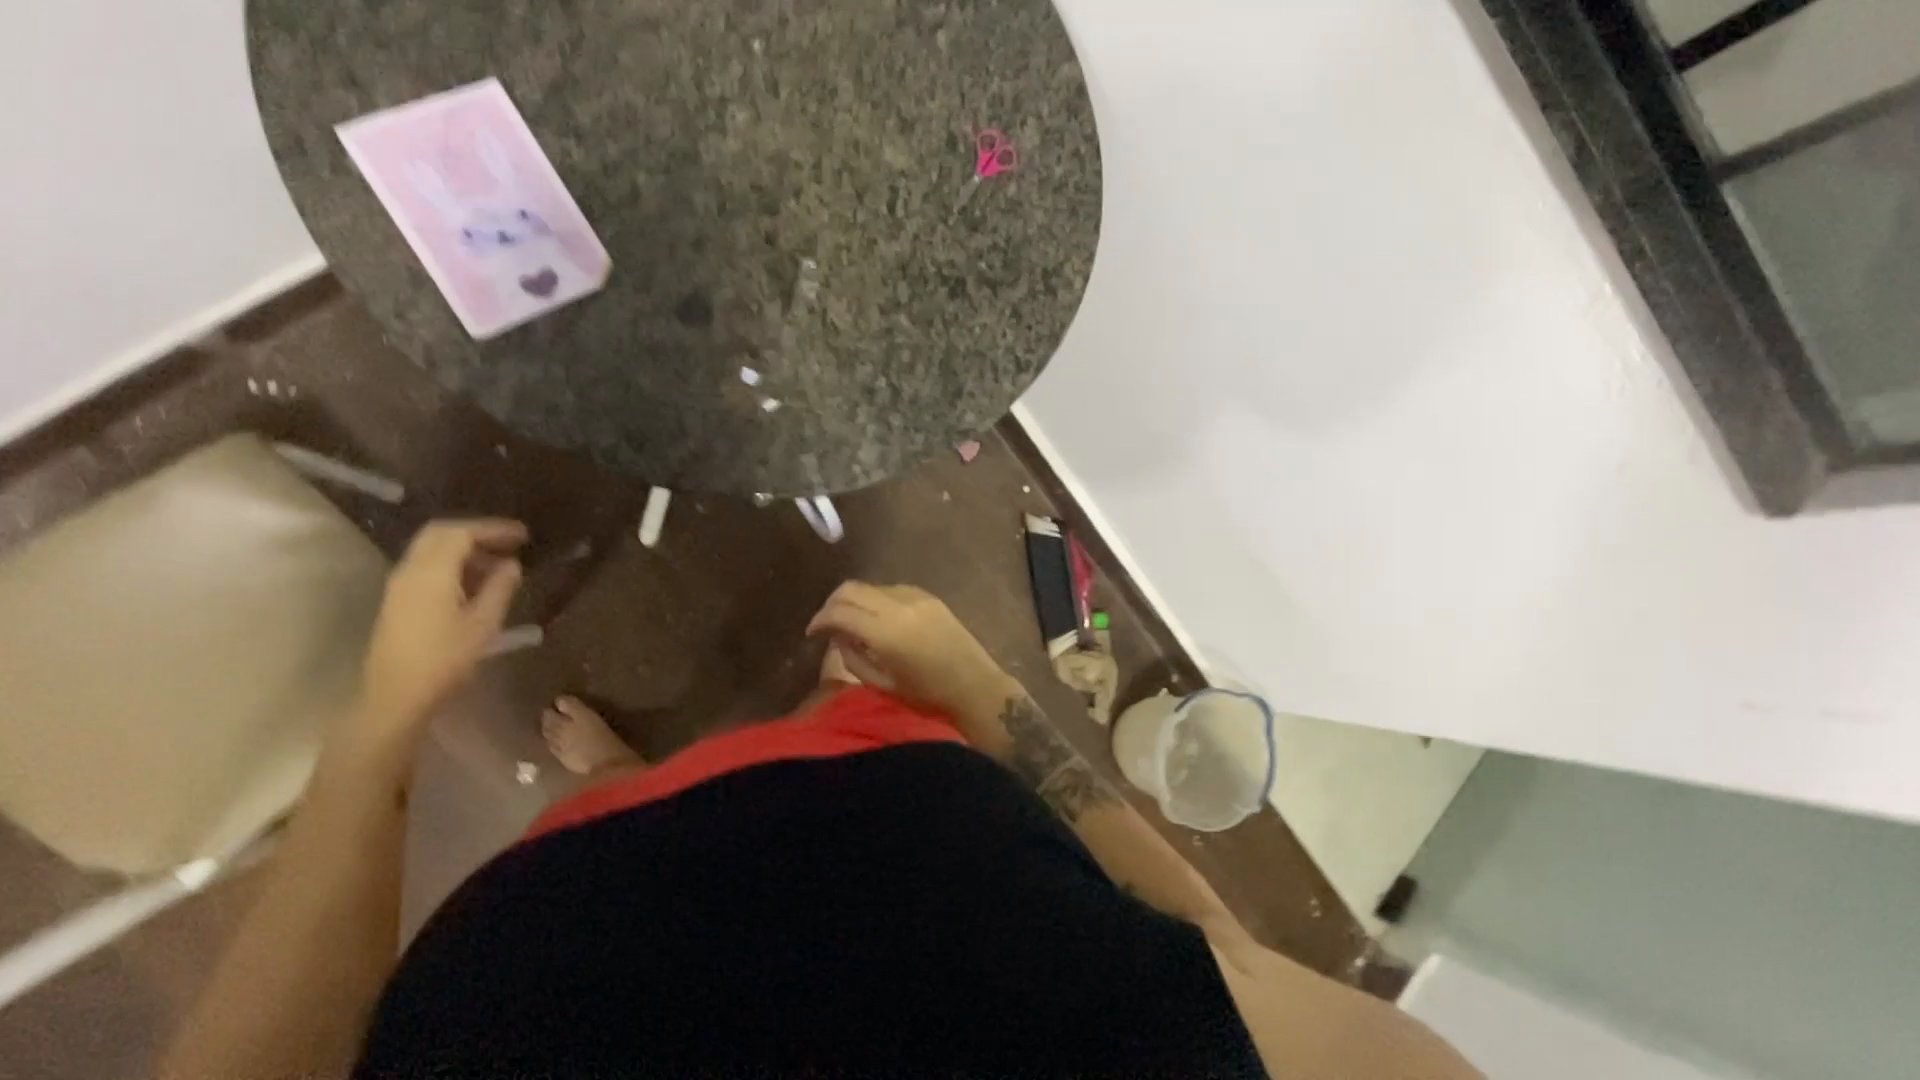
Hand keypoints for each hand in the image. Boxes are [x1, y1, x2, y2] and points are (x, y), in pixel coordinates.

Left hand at [359, 518, 527, 729]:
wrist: (395, 696)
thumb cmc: (444, 660)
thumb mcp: (483, 624)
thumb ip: (499, 588)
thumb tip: (511, 565)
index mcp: (432, 572)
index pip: (462, 533)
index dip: (494, 529)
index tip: (523, 535)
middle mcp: (410, 570)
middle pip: (441, 534)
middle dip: (476, 533)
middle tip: (508, 544)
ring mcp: (399, 586)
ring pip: (431, 550)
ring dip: (464, 551)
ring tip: (497, 568)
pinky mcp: (397, 601)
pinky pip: (425, 567)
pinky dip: (451, 565)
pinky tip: (473, 585)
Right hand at [805, 582, 1020, 734]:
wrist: (974, 687)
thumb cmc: (927, 695)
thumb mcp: (882, 685)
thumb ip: (853, 658)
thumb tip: (838, 637)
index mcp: (886, 632)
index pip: (840, 612)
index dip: (820, 620)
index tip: (812, 633)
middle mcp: (899, 606)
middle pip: (852, 589)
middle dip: (832, 604)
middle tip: (826, 624)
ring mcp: (917, 597)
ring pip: (872, 587)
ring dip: (856, 600)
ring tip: (852, 623)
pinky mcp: (930, 597)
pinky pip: (893, 590)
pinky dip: (878, 600)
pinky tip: (878, 619)